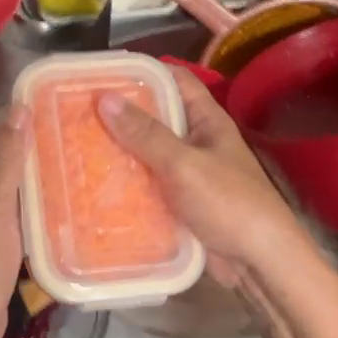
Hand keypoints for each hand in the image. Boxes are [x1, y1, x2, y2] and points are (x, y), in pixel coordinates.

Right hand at [97, 69, 309, 293]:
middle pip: (157, 117)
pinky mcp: (180, 204)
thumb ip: (145, 133)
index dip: (144, 73)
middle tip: (79, 110)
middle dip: (122, 114)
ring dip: (120, 151)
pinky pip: (148, 186)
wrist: (259, 264)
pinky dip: (126, 184)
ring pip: (148, 154)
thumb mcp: (183, 164)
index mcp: (208, 121)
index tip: (105, 73)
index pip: (176, 81)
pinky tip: (95, 185)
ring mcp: (189, 175)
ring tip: (78, 143)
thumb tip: (105, 98)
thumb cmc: (229, 203)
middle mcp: (198, 142)